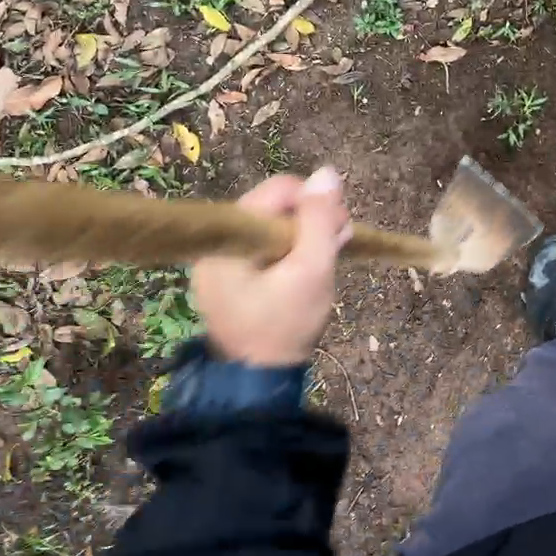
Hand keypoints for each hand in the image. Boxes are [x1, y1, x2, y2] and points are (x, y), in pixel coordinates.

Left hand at [192, 168, 352, 367]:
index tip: (337, 226)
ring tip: (327, 257)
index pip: (276, 191)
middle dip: (314, 218)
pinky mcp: (232, 279)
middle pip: (277, 206)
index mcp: (229, 242)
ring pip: (276, 225)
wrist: (260, 382)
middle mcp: (218, 246)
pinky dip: (294, 250)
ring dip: (308, 234)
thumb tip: (327, 172)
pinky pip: (268, 246)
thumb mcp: (312, 268)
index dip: (313, 201)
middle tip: (337, 243)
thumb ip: (320, 218)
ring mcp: (223, 263)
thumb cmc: (286, 323)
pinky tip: (310, 267)